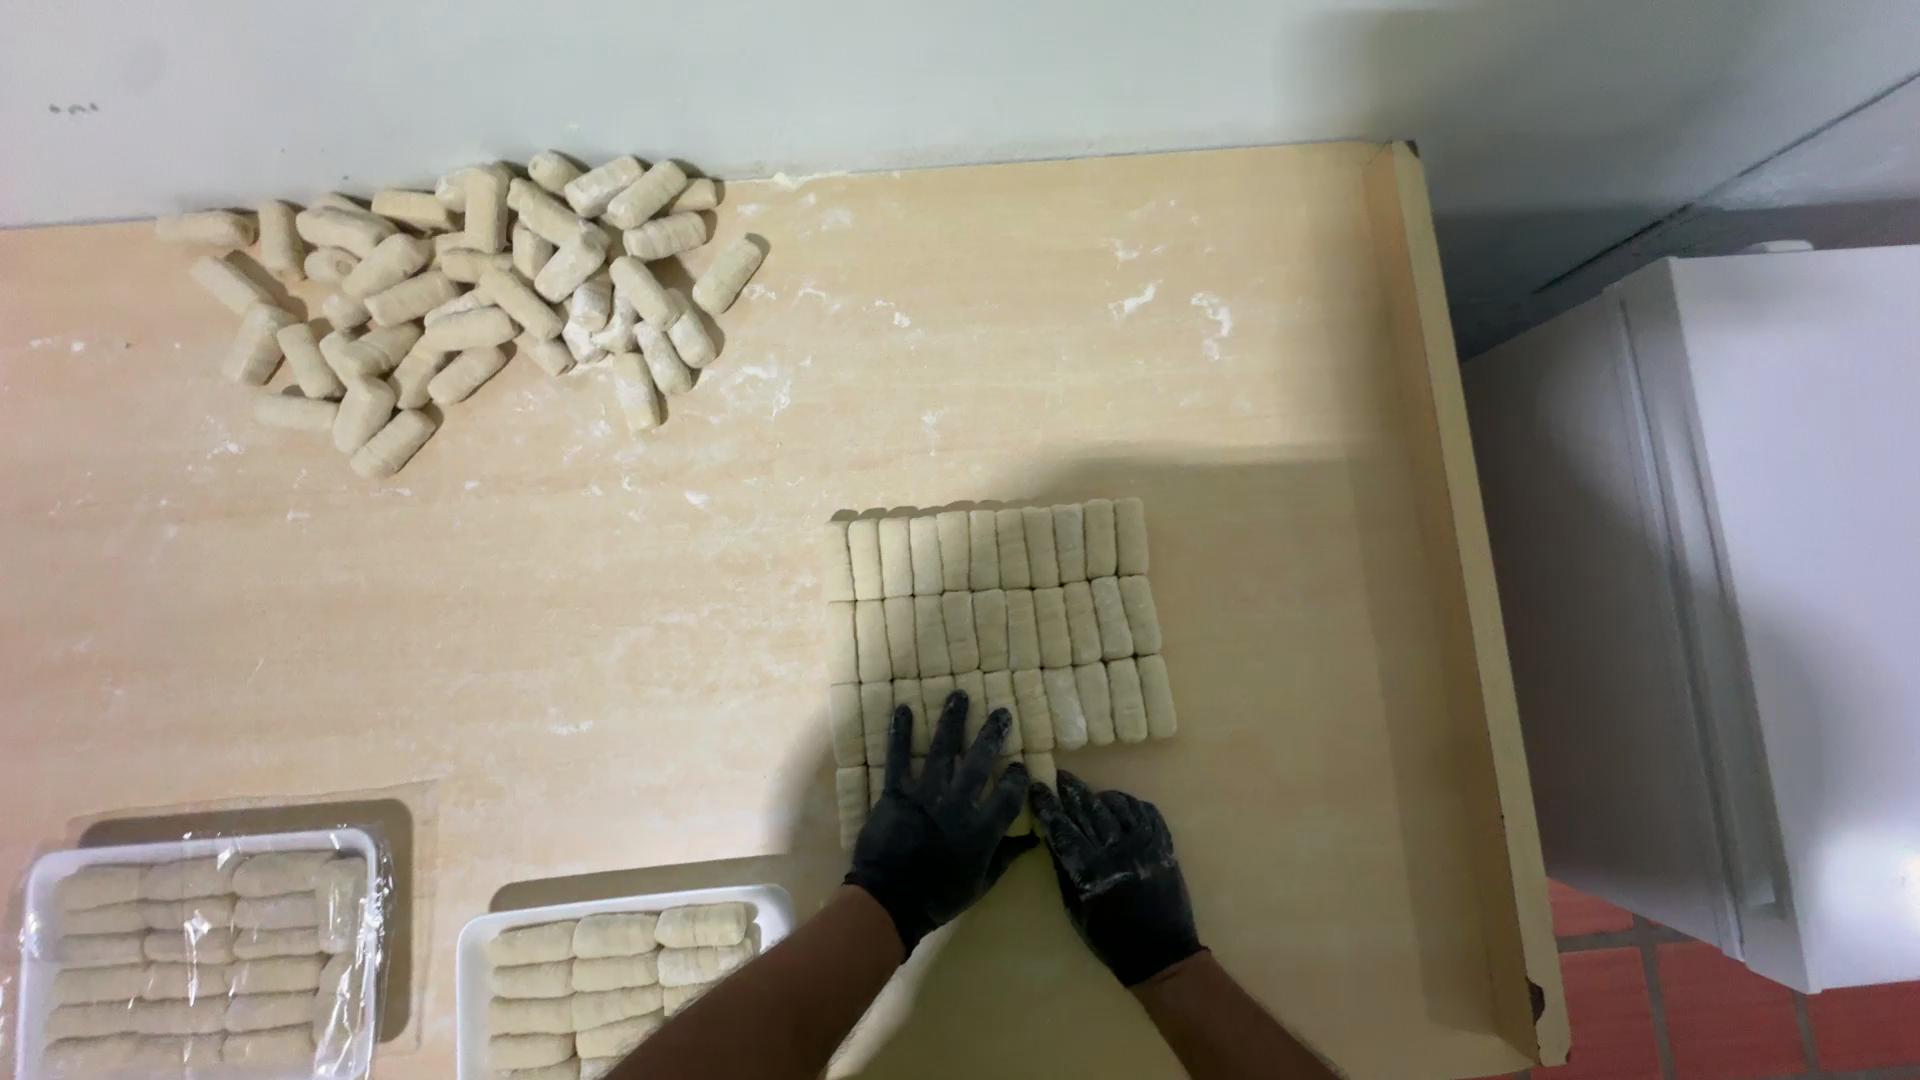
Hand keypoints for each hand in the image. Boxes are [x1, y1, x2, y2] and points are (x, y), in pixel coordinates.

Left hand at [844, 691, 1036, 953]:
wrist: (889, 901)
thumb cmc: (939, 897)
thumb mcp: (981, 883)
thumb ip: (1007, 857)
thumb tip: (1032, 839)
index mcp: (981, 831)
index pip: (1008, 795)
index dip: (1017, 777)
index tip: (1020, 765)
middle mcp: (957, 806)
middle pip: (979, 762)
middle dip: (992, 735)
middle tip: (1001, 712)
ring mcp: (926, 795)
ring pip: (942, 751)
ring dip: (952, 721)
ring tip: (959, 695)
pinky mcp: (896, 792)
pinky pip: (899, 757)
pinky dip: (901, 733)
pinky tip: (904, 708)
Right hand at [1031, 770, 1202, 985]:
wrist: (1161, 955)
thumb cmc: (1110, 938)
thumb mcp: (1075, 909)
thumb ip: (1064, 870)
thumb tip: (1052, 836)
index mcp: (1090, 871)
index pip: (1062, 828)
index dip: (1047, 806)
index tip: (1037, 788)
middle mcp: (1117, 851)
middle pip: (1088, 809)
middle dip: (1070, 791)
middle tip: (1060, 778)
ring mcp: (1144, 845)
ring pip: (1117, 804)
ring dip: (1099, 796)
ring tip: (1090, 795)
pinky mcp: (1164, 845)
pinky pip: (1146, 812)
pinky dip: (1130, 804)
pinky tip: (1120, 805)